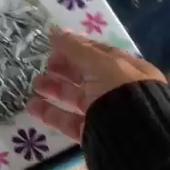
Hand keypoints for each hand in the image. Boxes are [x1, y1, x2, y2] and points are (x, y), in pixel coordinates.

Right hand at [31, 28, 164, 141]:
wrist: (137, 137)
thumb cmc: (122, 90)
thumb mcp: (100, 63)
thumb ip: (75, 48)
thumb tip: (54, 31)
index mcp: (127, 70)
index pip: (100, 53)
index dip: (77, 46)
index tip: (54, 44)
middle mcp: (117, 90)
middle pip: (85, 75)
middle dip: (63, 68)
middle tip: (44, 65)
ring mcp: (105, 112)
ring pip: (75, 97)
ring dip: (54, 89)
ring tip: (35, 84)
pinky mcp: (92, 132)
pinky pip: (68, 121)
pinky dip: (50, 113)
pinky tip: (32, 106)